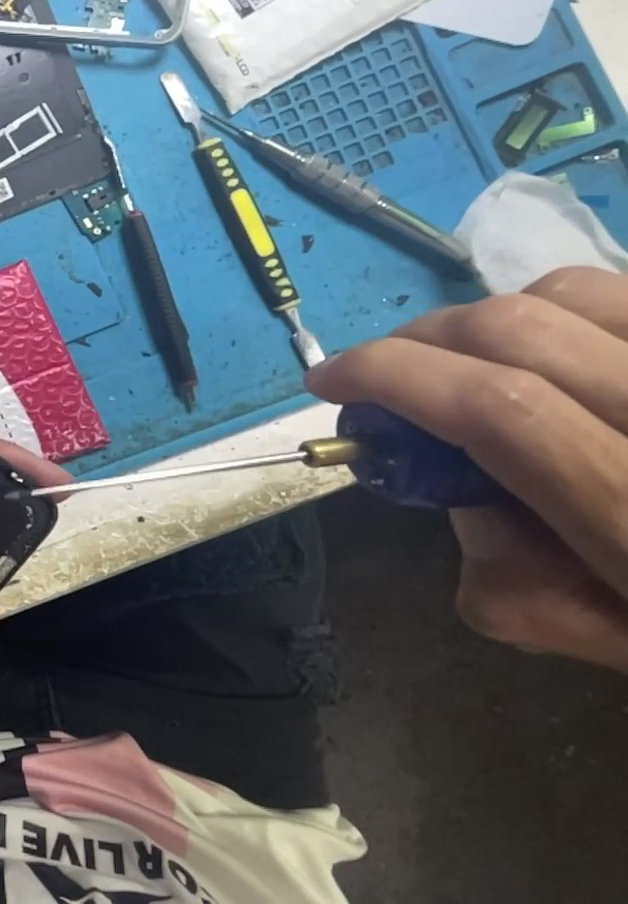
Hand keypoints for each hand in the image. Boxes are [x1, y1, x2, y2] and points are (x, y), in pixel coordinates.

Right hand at [305, 267, 627, 671]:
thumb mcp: (598, 636)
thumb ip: (501, 574)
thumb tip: (461, 497)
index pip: (488, 405)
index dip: (385, 374)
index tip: (328, 383)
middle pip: (515, 330)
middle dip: (417, 338)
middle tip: (386, 370)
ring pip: (575, 291)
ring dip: (490, 316)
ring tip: (473, 356)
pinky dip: (567, 311)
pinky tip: (560, 352)